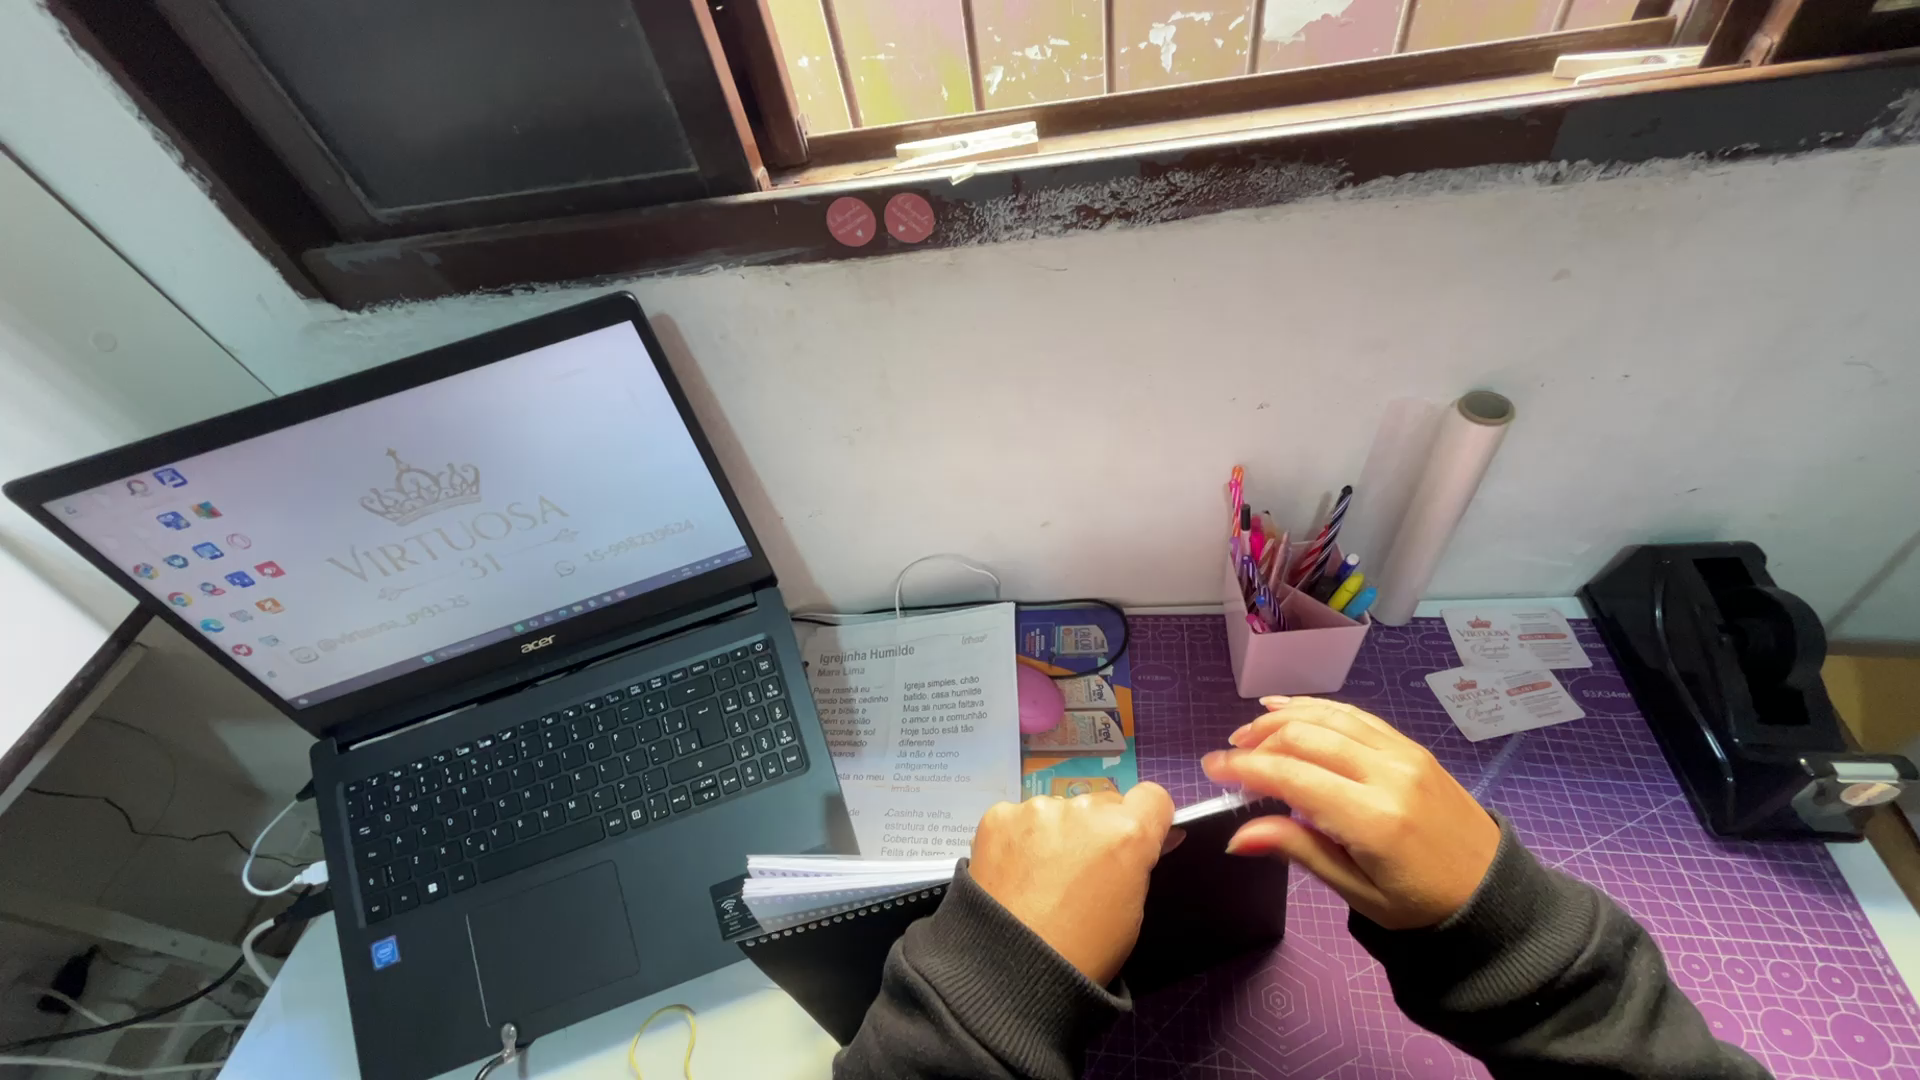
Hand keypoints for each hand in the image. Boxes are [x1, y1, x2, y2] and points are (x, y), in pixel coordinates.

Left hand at [967, 783, 1176, 984]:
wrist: (1009, 968)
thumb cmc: (1085, 950)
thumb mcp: (1131, 911)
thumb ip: (1140, 861)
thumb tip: (1154, 836)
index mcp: (1125, 832)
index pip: (1153, 797)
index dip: (1147, 818)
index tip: (1136, 839)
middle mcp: (1082, 809)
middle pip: (1102, 804)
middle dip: (1097, 830)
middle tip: (1080, 872)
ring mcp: (1037, 808)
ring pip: (1059, 809)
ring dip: (1057, 832)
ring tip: (1040, 878)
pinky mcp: (999, 815)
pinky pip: (1019, 817)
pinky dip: (1019, 837)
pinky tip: (1013, 872)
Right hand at [1202, 696, 1498, 929]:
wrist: (1495, 895)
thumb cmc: (1419, 903)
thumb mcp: (1355, 890)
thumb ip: (1296, 849)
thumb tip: (1237, 836)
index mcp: (1373, 819)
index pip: (1292, 777)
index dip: (1244, 768)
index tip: (1212, 769)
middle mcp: (1387, 774)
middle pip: (1305, 737)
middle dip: (1258, 741)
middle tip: (1230, 756)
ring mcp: (1402, 753)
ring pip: (1326, 716)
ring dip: (1280, 719)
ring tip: (1248, 731)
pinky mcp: (1409, 745)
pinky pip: (1353, 714)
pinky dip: (1312, 707)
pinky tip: (1284, 708)